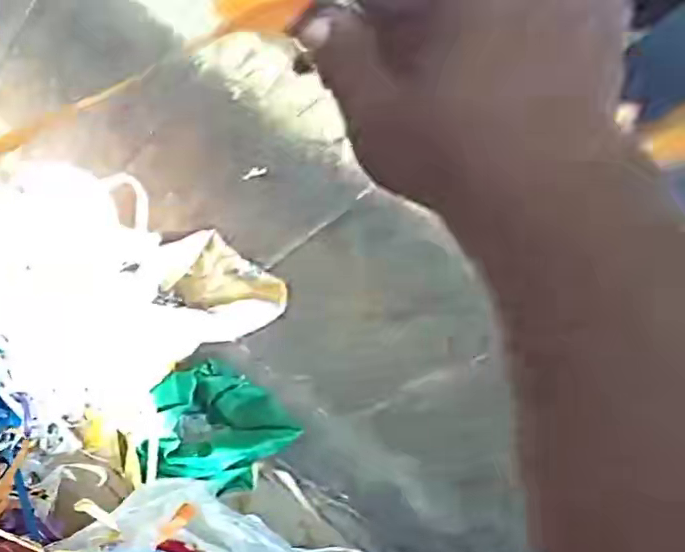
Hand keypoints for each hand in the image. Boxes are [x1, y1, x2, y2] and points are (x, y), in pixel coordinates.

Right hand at [301, 0, 631, 215]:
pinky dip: (489, 33)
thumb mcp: (372, 109)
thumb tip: (318, 21)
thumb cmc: (440, 146)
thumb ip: (344, 58)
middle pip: (432, 5)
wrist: (540, 175)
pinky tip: (471, 67)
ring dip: (435, 31)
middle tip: (354, 57)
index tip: (312, 34)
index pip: (386, 0)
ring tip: (408, 68)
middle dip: (390, 23)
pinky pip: (526, 15)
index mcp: (461, 1)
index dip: (345, 17)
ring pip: (476, 14)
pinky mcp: (596, 16)